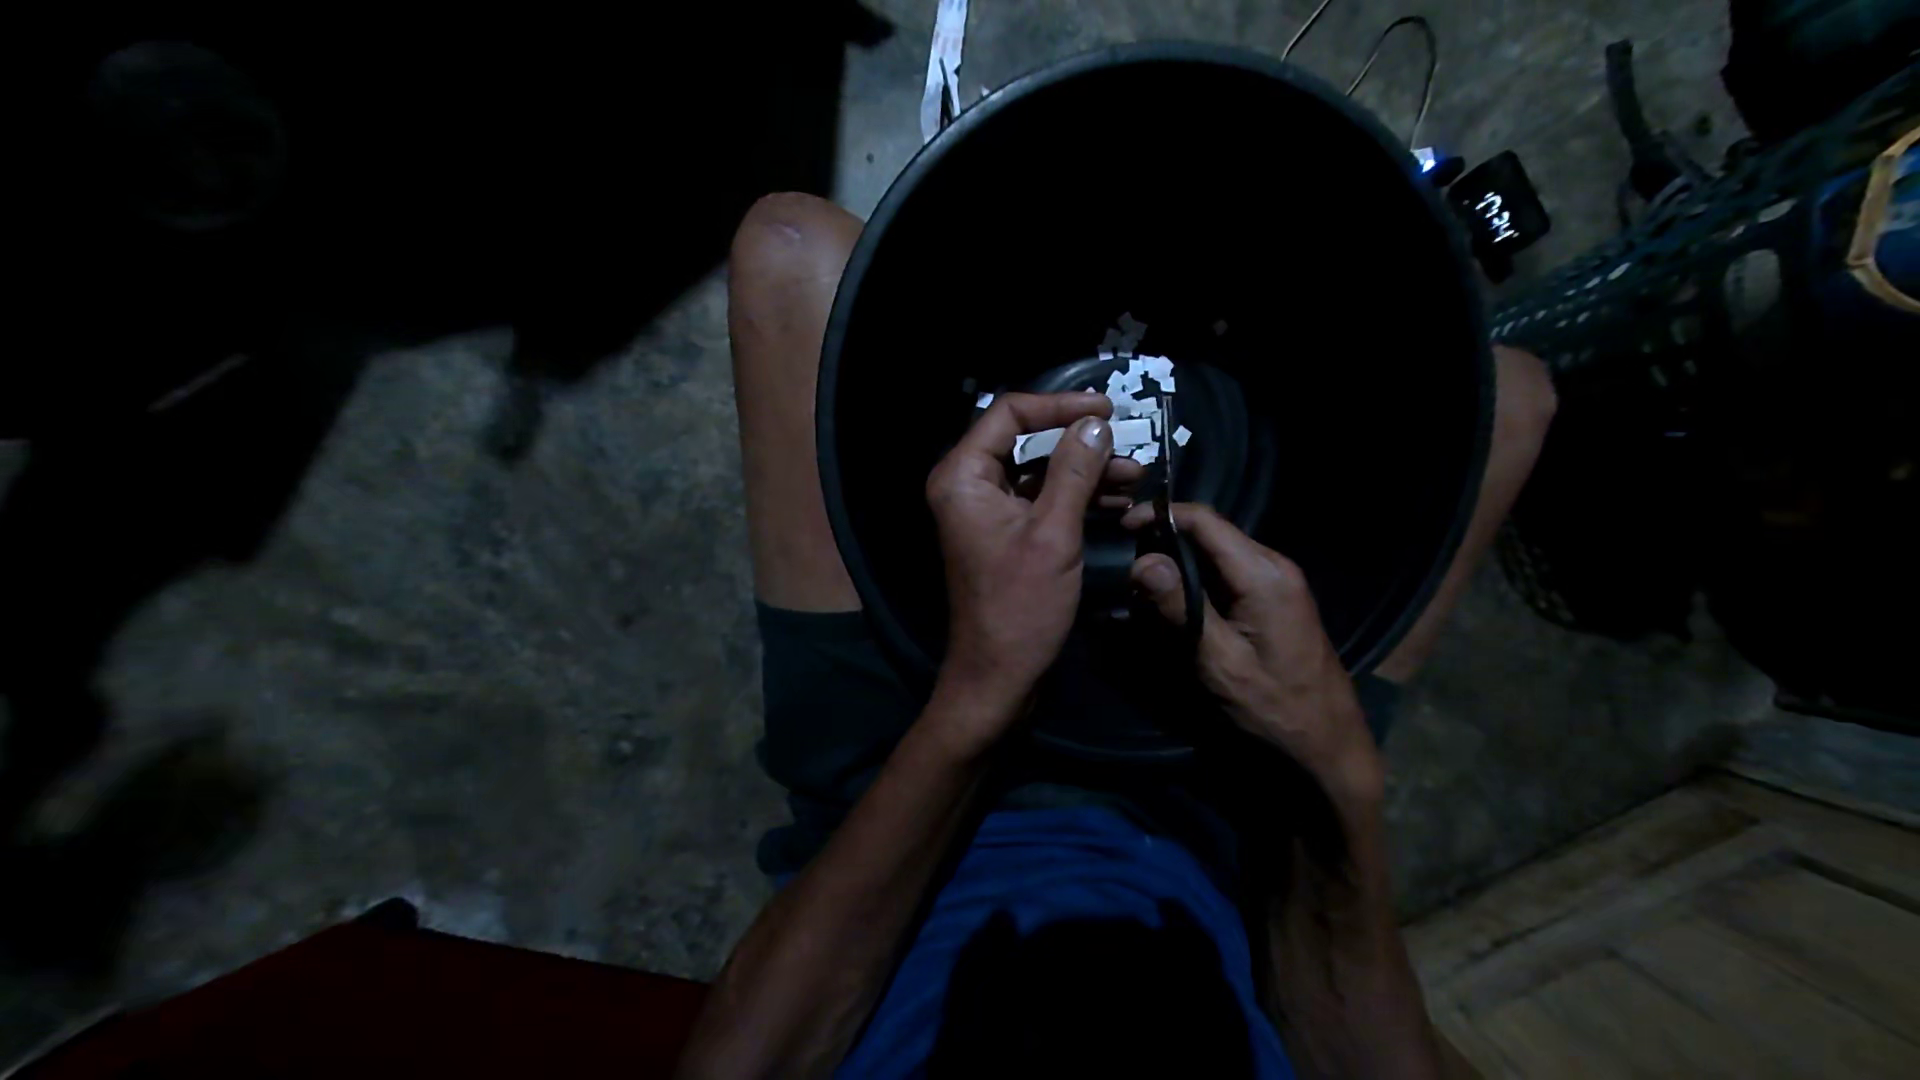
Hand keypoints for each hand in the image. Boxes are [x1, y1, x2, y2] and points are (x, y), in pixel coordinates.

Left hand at [925, 392, 1139, 741]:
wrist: (999, 675)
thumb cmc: (1020, 607)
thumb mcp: (1054, 534)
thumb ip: (1074, 471)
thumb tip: (1096, 423)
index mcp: (963, 477)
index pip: (1009, 414)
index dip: (1060, 405)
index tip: (1108, 409)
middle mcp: (969, 486)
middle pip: (1026, 441)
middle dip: (1080, 442)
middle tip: (1129, 448)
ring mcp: (987, 510)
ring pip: (1039, 471)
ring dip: (1085, 471)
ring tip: (1134, 476)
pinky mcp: (1006, 532)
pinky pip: (1042, 500)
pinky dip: (1076, 497)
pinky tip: (1117, 502)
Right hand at [1125, 503, 1382, 807]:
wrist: (1326, 741)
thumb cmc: (1274, 705)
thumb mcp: (1220, 661)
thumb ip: (1181, 608)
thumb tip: (1142, 561)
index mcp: (1263, 573)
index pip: (1205, 520)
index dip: (1159, 515)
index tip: (1122, 528)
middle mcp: (1273, 565)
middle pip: (1209, 532)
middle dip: (1163, 539)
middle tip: (1124, 563)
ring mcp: (1276, 579)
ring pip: (1215, 551)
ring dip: (1176, 560)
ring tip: (1139, 584)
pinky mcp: (1272, 596)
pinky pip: (1226, 572)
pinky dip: (1193, 578)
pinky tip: (1171, 600)